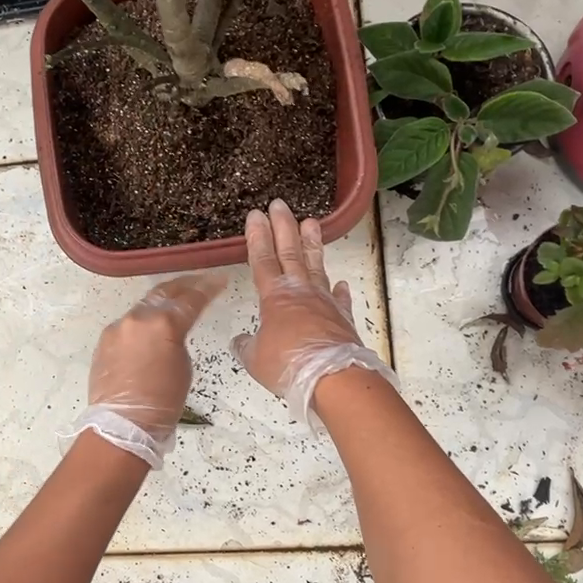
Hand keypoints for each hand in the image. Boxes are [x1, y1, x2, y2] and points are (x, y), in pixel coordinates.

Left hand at [69, 273, 225, 467]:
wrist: (123, 424)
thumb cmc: (162, 401)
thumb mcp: (183, 366)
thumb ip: (178, 339)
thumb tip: (171, 332)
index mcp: (163, 324)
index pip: (191, 299)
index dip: (208, 288)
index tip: (219, 281)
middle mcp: (137, 319)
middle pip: (163, 293)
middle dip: (183, 285)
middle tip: (198, 282)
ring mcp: (117, 329)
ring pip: (142, 308)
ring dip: (160, 304)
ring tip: (175, 302)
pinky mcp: (104, 341)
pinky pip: (127, 325)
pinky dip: (141, 323)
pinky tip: (150, 329)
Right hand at [234, 199, 396, 425]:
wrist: (334, 378)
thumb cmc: (288, 365)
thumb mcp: (255, 359)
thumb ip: (246, 346)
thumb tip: (240, 340)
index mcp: (274, 298)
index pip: (262, 259)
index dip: (257, 237)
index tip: (255, 215)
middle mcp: (300, 292)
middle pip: (290, 253)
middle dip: (283, 227)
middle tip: (280, 204)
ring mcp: (324, 302)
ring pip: (316, 266)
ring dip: (312, 244)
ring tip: (311, 222)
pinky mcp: (342, 317)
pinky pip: (339, 298)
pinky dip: (338, 290)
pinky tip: (340, 282)